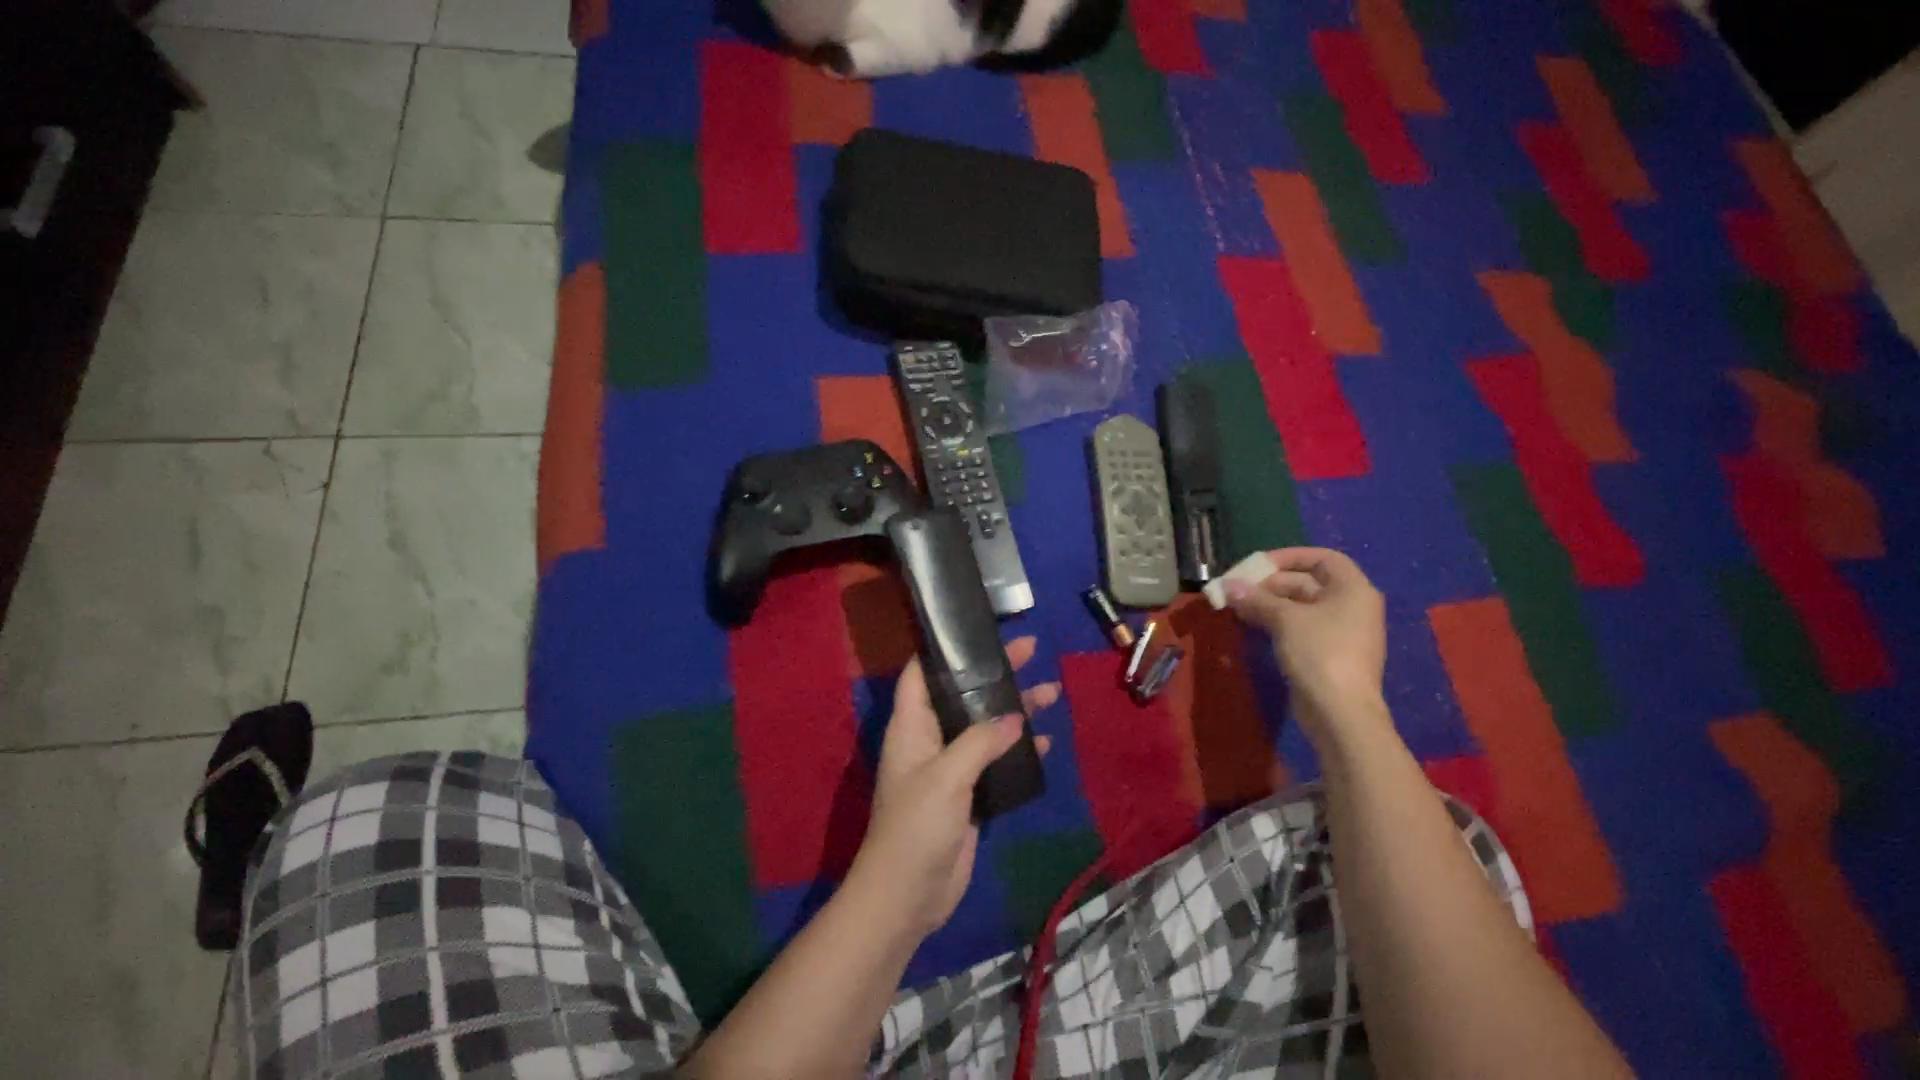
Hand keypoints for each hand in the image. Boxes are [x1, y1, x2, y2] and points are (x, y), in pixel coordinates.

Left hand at [848, 637, 1057, 940]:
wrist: (909, 896)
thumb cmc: (916, 827)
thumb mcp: (946, 776)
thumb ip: (981, 741)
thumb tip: (1015, 718)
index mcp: (911, 727)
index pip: (921, 673)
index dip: (945, 649)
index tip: (977, 629)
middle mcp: (929, 741)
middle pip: (962, 696)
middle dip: (995, 675)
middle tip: (1031, 651)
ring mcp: (950, 770)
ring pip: (985, 728)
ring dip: (1015, 712)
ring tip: (1052, 693)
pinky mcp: (968, 797)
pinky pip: (997, 763)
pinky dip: (1020, 751)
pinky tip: (1047, 744)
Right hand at [1224, 548, 1389, 748]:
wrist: (1341, 713)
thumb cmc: (1320, 653)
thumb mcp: (1285, 620)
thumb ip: (1257, 599)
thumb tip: (1229, 585)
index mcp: (1353, 589)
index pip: (1322, 559)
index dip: (1289, 557)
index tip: (1258, 565)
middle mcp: (1352, 606)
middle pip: (1308, 583)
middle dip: (1270, 585)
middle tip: (1237, 590)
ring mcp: (1341, 632)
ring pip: (1301, 608)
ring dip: (1269, 605)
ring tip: (1237, 607)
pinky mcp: (1328, 655)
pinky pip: (1300, 629)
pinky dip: (1277, 623)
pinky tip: (1251, 626)